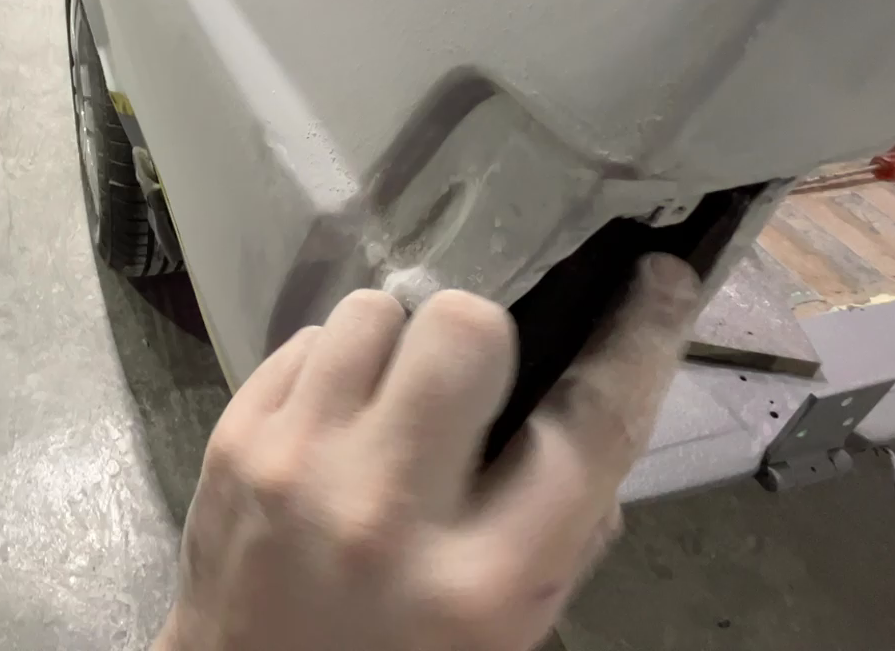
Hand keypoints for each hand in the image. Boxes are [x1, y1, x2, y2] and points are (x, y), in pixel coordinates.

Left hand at [157, 253, 707, 650]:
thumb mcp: (505, 627)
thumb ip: (555, 523)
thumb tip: (585, 390)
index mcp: (484, 583)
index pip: (587, 430)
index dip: (637, 341)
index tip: (659, 278)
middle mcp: (386, 509)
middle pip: (462, 329)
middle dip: (476, 330)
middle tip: (462, 369)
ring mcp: (297, 461)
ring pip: (371, 311)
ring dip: (393, 337)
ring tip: (386, 390)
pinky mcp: (235, 434)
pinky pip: (306, 339)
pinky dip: (332, 362)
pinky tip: (330, 413)